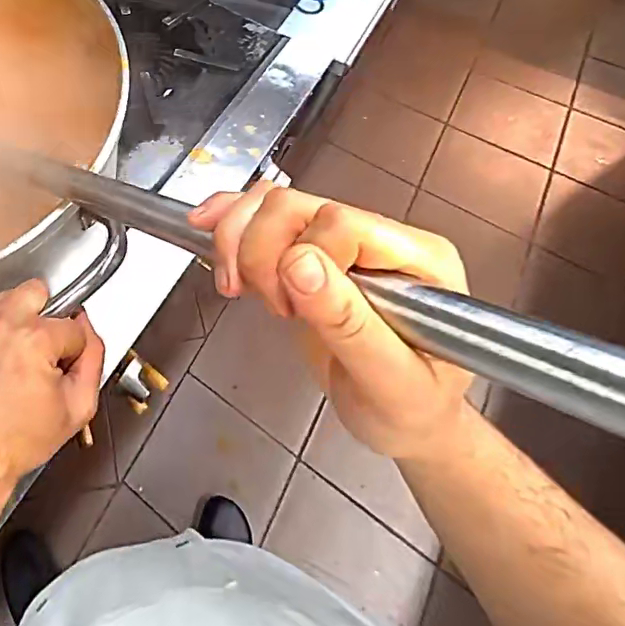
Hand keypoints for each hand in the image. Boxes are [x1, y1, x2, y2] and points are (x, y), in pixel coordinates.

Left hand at [0, 280, 104, 494]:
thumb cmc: (17, 438)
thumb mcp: (77, 408)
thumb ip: (93, 359)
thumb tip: (87, 328)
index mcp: (36, 340)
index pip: (71, 325)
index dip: (72, 349)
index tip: (61, 365)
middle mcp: (2, 323)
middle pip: (39, 292)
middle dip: (45, 320)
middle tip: (38, 350)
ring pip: (8, 294)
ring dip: (16, 316)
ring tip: (12, 350)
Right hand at [189, 183, 474, 462]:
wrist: (399, 421)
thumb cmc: (409, 409)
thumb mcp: (390, 380)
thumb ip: (347, 321)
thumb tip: (299, 263)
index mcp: (417, 258)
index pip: (339, 222)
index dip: (302, 256)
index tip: (296, 307)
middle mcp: (376, 237)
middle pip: (293, 205)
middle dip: (260, 252)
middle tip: (274, 306)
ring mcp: (336, 240)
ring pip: (268, 204)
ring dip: (235, 240)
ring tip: (238, 287)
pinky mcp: (302, 248)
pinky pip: (258, 214)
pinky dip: (227, 224)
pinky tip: (207, 233)